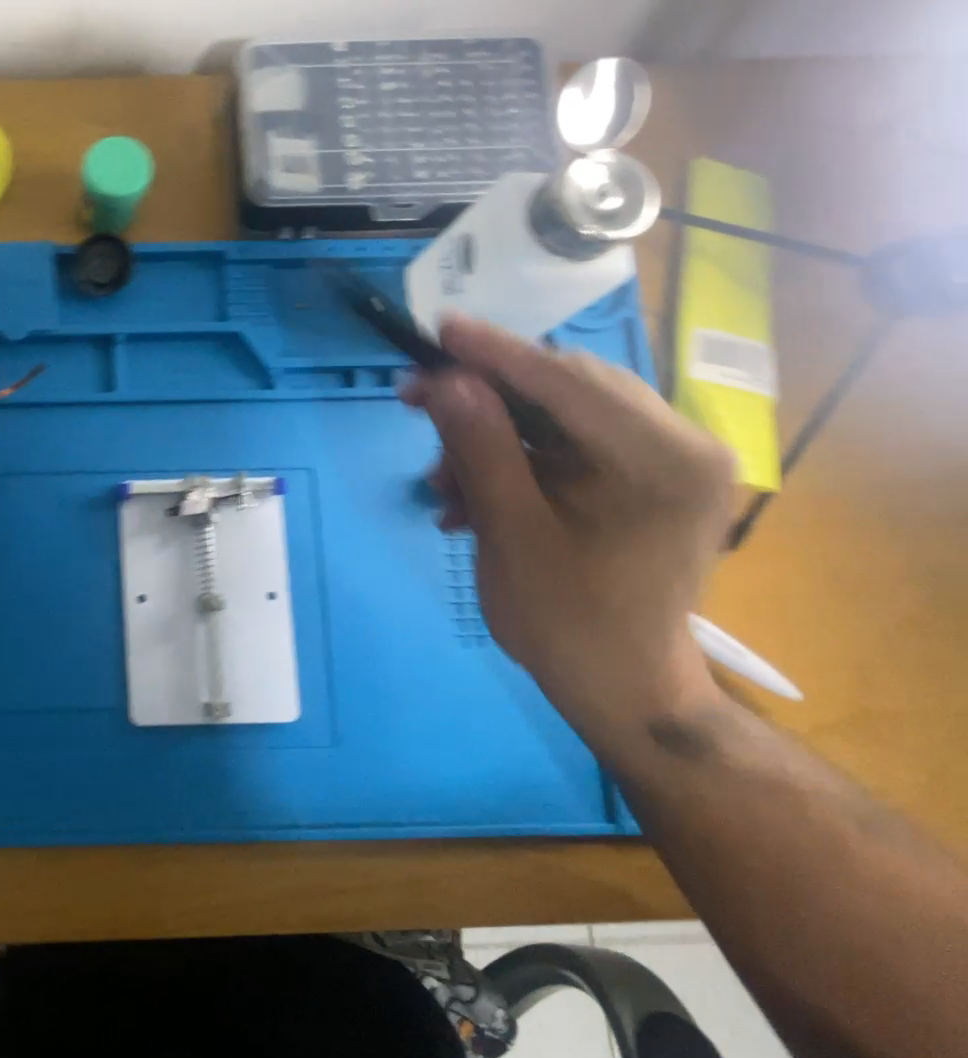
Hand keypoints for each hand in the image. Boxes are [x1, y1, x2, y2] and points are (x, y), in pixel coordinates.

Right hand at [401, 316, 739, 725]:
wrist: (621, 687)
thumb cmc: (565, 620)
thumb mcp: (510, 533)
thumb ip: (480, 449)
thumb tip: (445, 381)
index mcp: (663, 458)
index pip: (567, 382)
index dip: (495, 354)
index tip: (439, 330)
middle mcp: (681, 444)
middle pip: (567, 391)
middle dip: (485, 399)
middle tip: (416, 403)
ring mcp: (670, 462)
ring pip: (562, 418)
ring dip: (492, 439)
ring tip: (441, 485)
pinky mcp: (650, 480)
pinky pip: (571, 448)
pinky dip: (515, 463)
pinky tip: (471, 499)